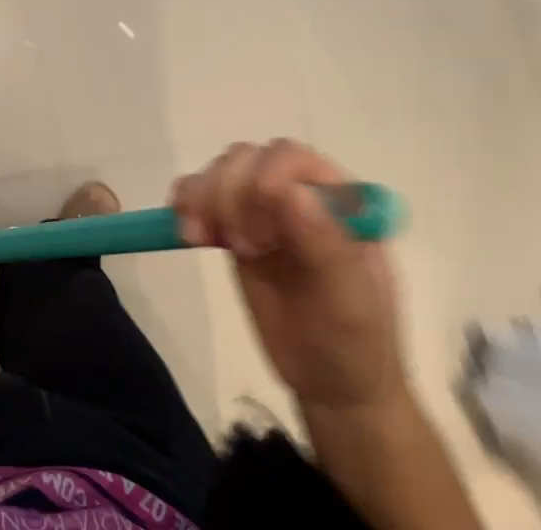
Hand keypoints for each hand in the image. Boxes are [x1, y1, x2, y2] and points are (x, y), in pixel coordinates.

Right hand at [171, 139, 404, 412]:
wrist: (333, 383)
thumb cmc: (355, 343)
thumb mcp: (349, 302)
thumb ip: (324, 245)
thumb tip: (288, 191)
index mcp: (340, 199)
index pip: (290, 157)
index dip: (263, 182)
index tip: (261, 239)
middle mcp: (300, 194)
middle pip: (247, 158)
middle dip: (230, 195)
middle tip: (243, 250)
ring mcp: (264, 212)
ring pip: (220, 171)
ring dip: (202, 198)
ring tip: (200, 239)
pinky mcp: (234, 231)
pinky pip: (199, 195)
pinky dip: (185, 204)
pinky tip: (186, 234)